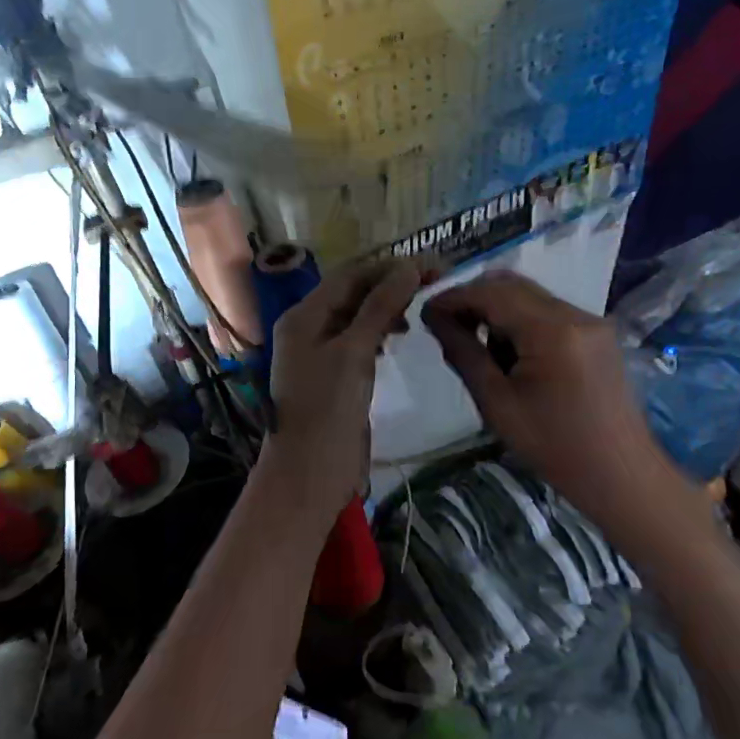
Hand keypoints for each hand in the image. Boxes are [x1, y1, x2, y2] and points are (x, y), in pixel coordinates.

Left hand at [260, 260, 420, 517]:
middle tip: (435, 281)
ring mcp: (320, 351)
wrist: (310, 473)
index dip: (391, 266)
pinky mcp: (334, 374)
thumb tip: (409, 268)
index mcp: (304, 316)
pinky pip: (359, 339)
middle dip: (391, 283)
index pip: (351, 274)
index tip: (433, 265)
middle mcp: (309, 327)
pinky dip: (380, 330)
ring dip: (387, 306)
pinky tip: (398, 336)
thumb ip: (380, 308)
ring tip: (419, 308)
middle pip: (353, 291)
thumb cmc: (328, 410)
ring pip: (357, 315)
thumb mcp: (355, 352)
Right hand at [423, 271, 677, 522]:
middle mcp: (576, 314)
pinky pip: (552, 313)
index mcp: (552, 330)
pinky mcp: (599, 335)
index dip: (455, 296)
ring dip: (500, 311)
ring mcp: (592, 321)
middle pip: (514, 286)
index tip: (426, 311)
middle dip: (476, 299)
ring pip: (533, 297)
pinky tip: (511, 355)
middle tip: (446, 326)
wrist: (619, 473)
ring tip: (479, 348)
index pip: (493, 293)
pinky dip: (524, 323)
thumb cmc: (553, 446)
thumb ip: (465, 354)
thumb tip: (436, 320)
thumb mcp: (498, 404)